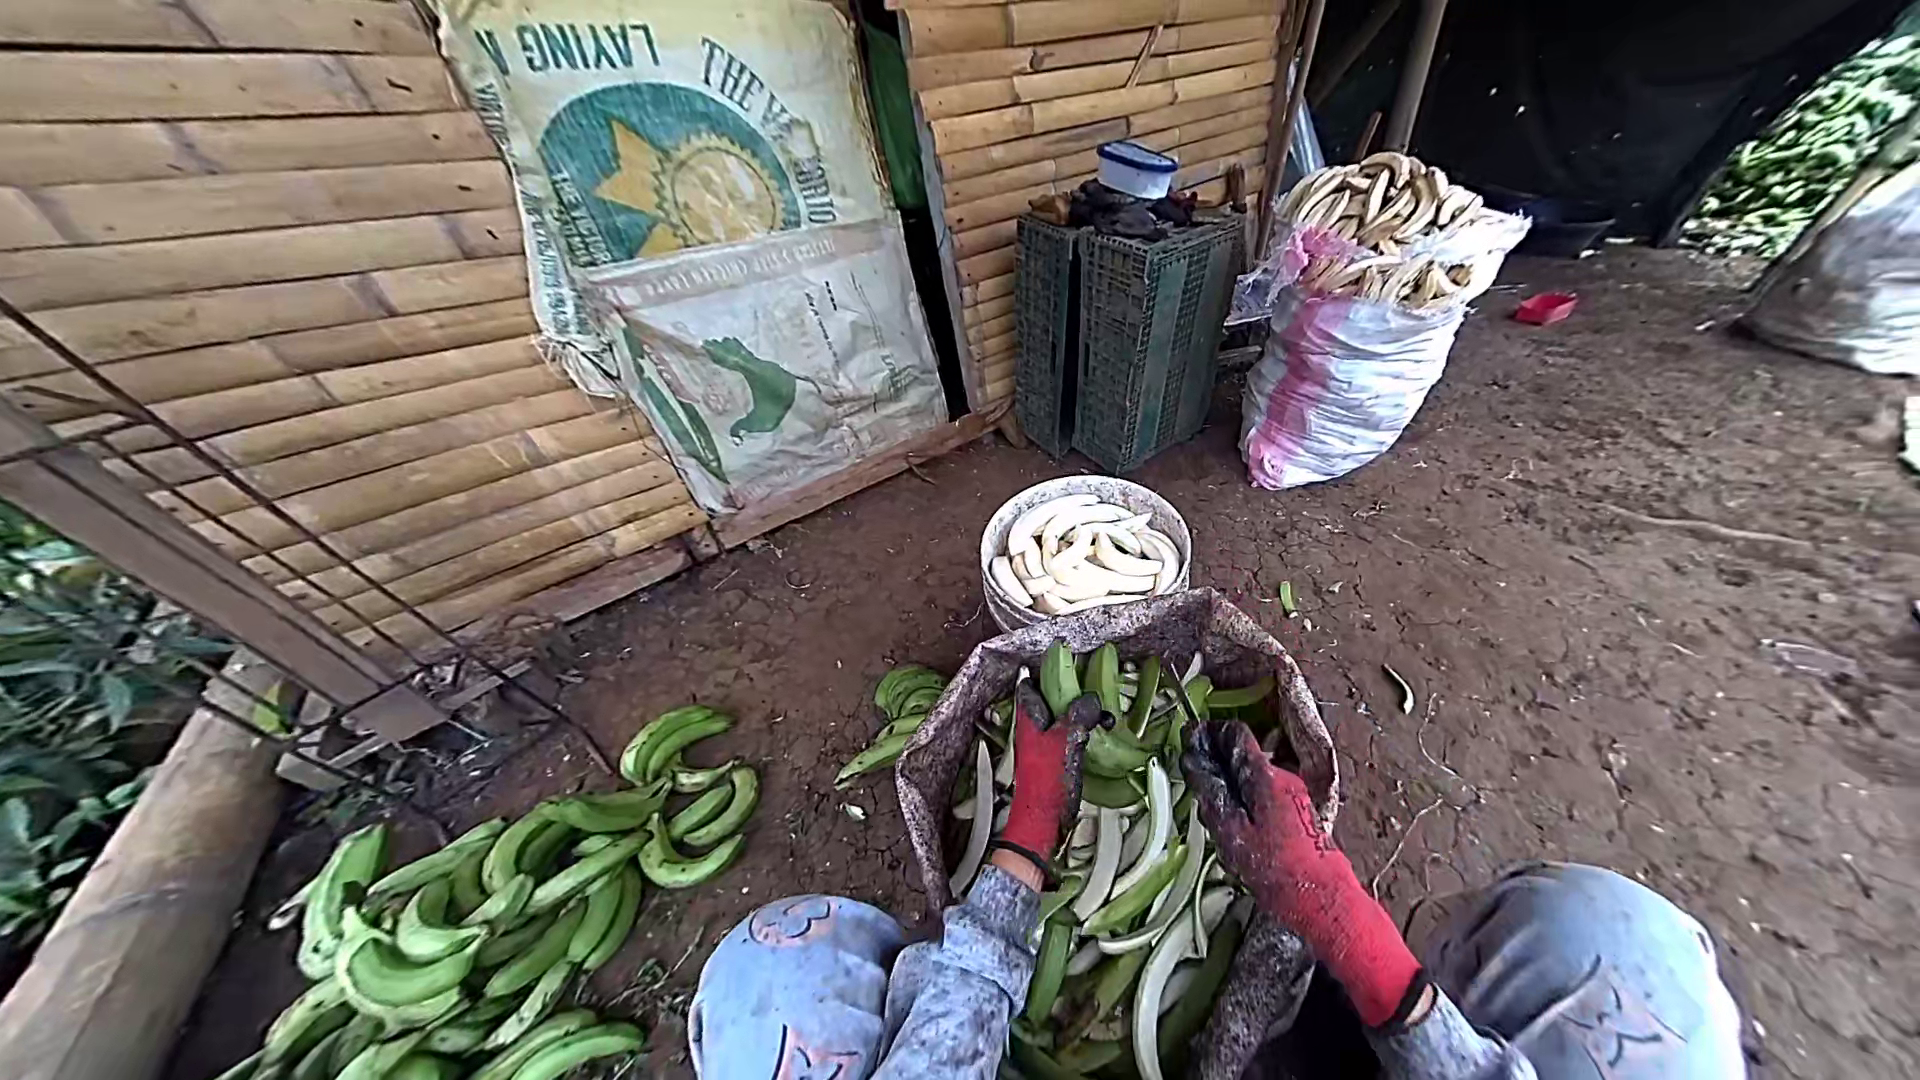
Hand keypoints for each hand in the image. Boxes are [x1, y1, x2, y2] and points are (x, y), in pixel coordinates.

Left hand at [998, 679, 1108, 865]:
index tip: (1066, 659)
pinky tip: (1094, 735)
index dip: (1047, 670)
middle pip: (1048, 697)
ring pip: (1058, 716)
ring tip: (1098, 714)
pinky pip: (1065, 734)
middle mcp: (1031, 728)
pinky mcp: (1051, 758)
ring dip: (1077, 713)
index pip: (1031, 682)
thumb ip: (1079, 715)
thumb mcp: (1068, 741)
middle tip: (1089, 688)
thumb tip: (1090, 699)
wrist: (1043, 822)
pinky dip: (1079, 731)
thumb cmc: (1047, 784)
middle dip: (1068, 692)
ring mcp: (1040, 743)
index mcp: (1029, 717)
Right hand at [1182, 720, 1421, 1026]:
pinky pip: (1266, 793)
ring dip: (1234, 781)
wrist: (1337, 913)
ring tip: (1214, 802)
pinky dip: (1248, 797)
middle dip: (1218, 760)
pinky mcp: (1303, 814)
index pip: (1234, 737)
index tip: (1188, 737)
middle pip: (1244, 754)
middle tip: (1195, 777)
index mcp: (1267, 780)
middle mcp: (1284, 780)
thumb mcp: (1234, 837)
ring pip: (1255, 775)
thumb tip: (1195, 759)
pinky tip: (1239, 821)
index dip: (1209, 734)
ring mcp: (1296, 796)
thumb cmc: (1282, 876)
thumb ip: (1214, 794)